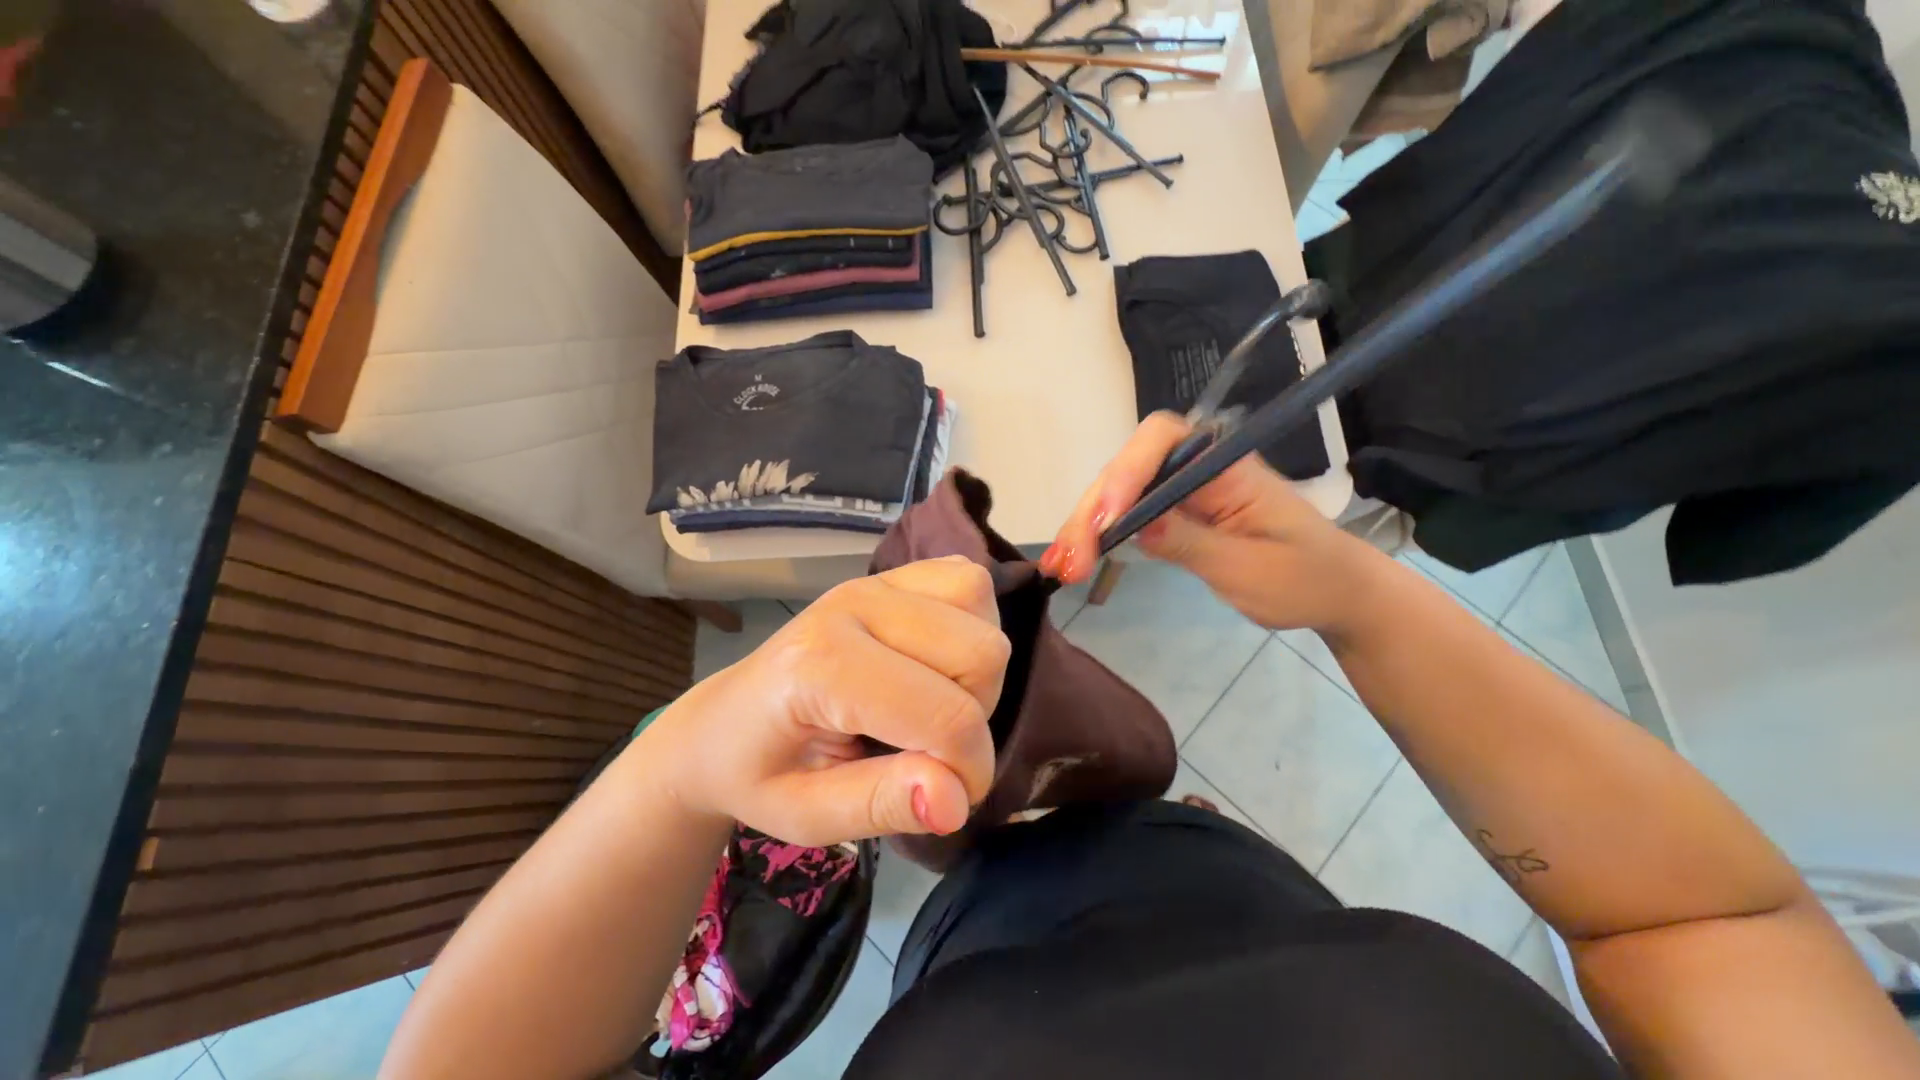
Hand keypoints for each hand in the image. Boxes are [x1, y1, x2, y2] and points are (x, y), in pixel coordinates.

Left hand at [643, 557, 1007, 846]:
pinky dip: (972, 626)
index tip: (946, 800)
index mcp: (820, 665)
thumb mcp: (805, 815)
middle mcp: (854, 605)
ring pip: (982, 609)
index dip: (969, 770)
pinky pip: (970, 583)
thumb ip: (880, 805)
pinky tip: (937, 665)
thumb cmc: (757, 774)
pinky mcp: (892, 574)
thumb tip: (957, 800)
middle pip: (981, 654)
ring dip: (976, 672)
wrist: (721, 723)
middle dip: (974, 718)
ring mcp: (874, 581)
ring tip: (931, 705)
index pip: (947, 714)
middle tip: (928, 750)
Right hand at [1044, 412, 1380, 634]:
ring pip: (1120, 492)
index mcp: (1226, 466)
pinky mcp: (1176, 513)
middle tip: (1067, 562)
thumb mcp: (1248, 568)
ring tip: (1058, 567)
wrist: (1335, 592)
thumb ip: (1191, 542)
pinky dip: (1098, 537)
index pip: (1163, 440)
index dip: (1126, 473)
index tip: (1108, 522)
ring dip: (1085, 526)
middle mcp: (1198, 468)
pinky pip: (1129, 516)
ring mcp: (1184, 490)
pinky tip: (1071, 561)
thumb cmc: (1304, 579)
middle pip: (1129, 467)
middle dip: (1093, 512)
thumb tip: (1136, 525)